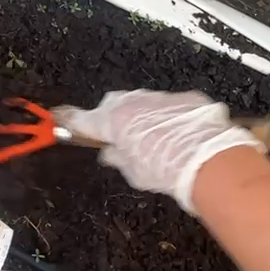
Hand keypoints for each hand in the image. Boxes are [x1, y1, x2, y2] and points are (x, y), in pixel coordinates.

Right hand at [57, 89, 267, 213]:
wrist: (209, 159)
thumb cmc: (166, 170)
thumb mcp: (135, 173)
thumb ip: (118, 158)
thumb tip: (110, 153)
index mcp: (114, 121)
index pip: (83, 118)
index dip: (71, 119)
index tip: (60, 116)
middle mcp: (133, 102)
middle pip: (112, 105)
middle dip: (113, 117)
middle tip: (120, 136)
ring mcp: (160, 97)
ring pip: (141, 102)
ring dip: (142, 116)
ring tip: (154, 137)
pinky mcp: (184, 97)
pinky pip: (169, 104)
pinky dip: (168, 115)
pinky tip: (177, 133)